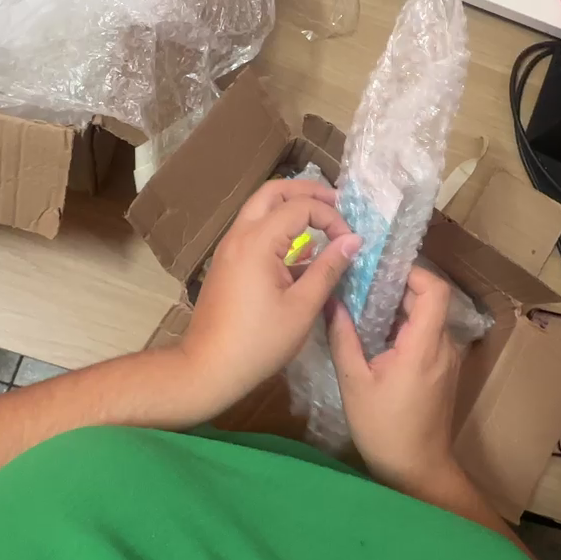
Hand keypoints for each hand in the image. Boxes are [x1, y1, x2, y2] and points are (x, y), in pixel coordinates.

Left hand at [180, 178, 360, 417]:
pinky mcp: (228, 262)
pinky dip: (279, 228)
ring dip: (291, 207)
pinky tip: (302, 251)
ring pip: (261, 209)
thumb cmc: (258, 341)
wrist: (207, 367)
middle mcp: (239, 235)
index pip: (300, 207)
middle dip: (307, 193)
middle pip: (273, 192)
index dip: (330, 217)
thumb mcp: (302, 307)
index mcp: (257, 242)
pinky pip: (254, 230)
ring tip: (323, 220)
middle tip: (336, 204)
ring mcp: (230, 247)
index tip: (349, 240)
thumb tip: (353, 240)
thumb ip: (329, 268)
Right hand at [328, 267, 466, 495]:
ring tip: (362, 305)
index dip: (412, 271)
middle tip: (361, 283)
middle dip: (396, 287)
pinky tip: (375, 334)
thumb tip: (331, 301)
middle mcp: (443, 345)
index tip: (380, 269)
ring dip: (398, 307)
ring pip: (427, 317)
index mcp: (424, 345)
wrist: (418, 470)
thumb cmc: (384, 428)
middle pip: (429, 300)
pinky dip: (404, 326)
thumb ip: (343, 337)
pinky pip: (426, 335)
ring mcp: (446, 358)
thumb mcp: (355, 382)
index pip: (434, 290)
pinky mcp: (443, 369)